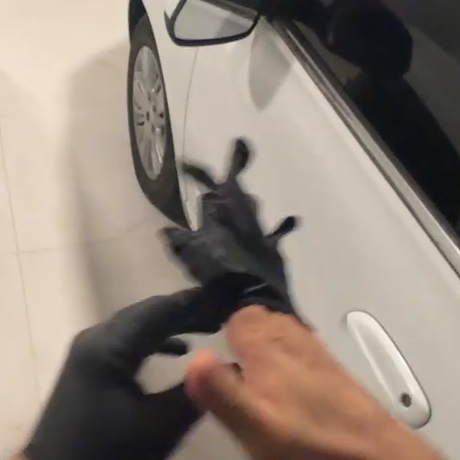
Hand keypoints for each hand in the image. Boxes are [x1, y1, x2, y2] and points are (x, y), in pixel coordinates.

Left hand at [23, 288, 227, 459]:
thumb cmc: (106, 457)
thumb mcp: (160, 427)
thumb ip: (195, 392)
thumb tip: (229, 367)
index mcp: (110, 345)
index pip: (161, 310)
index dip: (196, 303)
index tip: (229, 297)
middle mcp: (96, 338)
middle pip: (148, 313)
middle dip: (187, 311)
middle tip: (225, 311)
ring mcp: (88, 352)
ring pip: (137, 327)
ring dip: (172, 326)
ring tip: (210, 327)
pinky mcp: (88, 368)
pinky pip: (127, 343)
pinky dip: (154, 342)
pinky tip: (178, 351)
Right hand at [163, 138, 297, 315]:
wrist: (252, 295)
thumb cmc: (217, 269)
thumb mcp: (189, 253)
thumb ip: (178, 239)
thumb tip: (166, 231)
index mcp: (221, 207)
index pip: (209, 179)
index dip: (196, 170)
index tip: (184, 165)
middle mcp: (243, 211)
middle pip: (234, 187)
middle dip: (226, 180)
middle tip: (215, 182)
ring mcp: (260, 227)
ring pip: (251, 205)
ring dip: (243, 201)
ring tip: (240, 197)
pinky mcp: (273, 245)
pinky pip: (279, 231)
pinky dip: (283, 226)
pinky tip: (293, 219)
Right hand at [184, 307, 417, 459]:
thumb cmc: (313, 449)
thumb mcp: (256, 430)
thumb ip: (222, 394)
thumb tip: (194, 359)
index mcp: (271, 353)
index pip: (242, 318)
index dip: (226, 329)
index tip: (215, 349)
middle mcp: (297, 347)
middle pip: (267, 320)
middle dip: (247, 334)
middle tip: (232, 363)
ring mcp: (322, 361)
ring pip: (289, 336)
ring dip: (270, 345)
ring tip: (256, 374)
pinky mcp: (339, 379)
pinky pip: (307, 354)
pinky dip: (292, 361)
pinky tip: (290, 392)